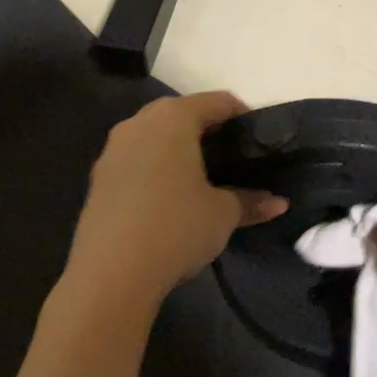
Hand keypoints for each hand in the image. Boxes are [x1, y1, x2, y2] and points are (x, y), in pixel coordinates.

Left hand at [65, 92, 288, 300]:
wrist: (109, 274)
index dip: (242, 116)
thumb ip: (250, 201)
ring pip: (154, 136)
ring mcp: (113, 149)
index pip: (217, 102)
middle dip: (207, 131)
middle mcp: (140, 122)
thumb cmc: (175, 227)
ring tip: (202, 178)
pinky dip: (155, 169)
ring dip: (177, 150)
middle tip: (232, 157)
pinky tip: (168, 198)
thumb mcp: (222, 215)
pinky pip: (135, 160)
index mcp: (174, 117)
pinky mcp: (98, 178)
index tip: (258, 139)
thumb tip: (278, 203)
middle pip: (182, 114)